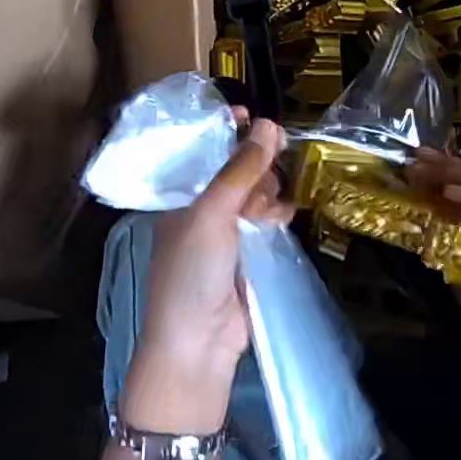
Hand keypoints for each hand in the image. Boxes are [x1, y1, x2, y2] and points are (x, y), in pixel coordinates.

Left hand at [121, 116, 287, 434]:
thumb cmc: (192, 269)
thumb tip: (268, 124)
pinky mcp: (246, 249)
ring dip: (266, 189)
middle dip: (254, 163)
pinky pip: (265, 216)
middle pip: (235, 165)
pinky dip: (274, 212)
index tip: (252, 116)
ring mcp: (223, 227)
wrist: (198, 343)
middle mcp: (199, 204)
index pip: (202, 147)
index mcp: (179, 191)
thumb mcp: (213, 212)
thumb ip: (241, 170)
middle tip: (268, 167)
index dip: (226, 129)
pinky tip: (281, 217)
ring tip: (267, 207)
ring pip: (254, 189)